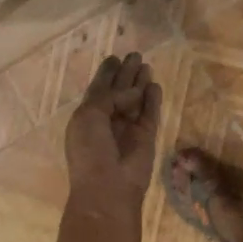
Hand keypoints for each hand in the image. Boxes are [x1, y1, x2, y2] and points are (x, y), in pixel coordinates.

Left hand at [64, 52, 161, 216]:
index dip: (106, 74)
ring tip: (146, 64)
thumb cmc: (90, 150)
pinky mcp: (146, 137)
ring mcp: (128, 129)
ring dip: (140, 82)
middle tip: (135, 54)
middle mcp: (107, 120)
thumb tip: (134, 91)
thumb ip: (108, 96)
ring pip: (136, 100)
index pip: (98, 89)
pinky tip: (155, 85)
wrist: (108, 188)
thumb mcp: (88, 116)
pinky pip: (150, 113)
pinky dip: (153, 99)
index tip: (114, 57)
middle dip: (125, 73)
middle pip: (118, 91)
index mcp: (87, 116)